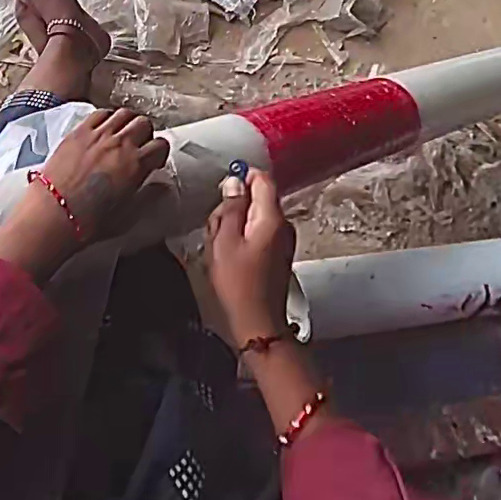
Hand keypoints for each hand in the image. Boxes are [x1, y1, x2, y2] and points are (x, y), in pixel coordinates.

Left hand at [0, 108, 167, 279]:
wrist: (54, 214)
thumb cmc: (89, 220)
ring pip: (124, 113)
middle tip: (139, 145)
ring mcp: (98, 135)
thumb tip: (162, 188)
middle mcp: (120, 144)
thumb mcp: (128, 216)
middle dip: (145, 133)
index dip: (159, 152)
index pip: (160, 145)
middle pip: (144, 123)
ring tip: (122, 134)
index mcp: (136, 164)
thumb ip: (148, 198)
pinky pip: (100, 114)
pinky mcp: (79, 132)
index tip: (154, 159)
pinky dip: (107, 118)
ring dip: (128, 122)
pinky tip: (103, 130)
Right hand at [206, 169, 296, 342]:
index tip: (224, 189)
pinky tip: (228, 255)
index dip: (243, 177)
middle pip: (258, 198)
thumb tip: (234, 182)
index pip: (263, 179)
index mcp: (272, 218)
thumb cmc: (238, 284)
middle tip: (216, 225)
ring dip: (235, 223)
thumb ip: (230, 207)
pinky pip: (258, 232)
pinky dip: (242, 237)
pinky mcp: (277, 254)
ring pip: (256, 215)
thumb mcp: (224, 240)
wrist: (256, 322)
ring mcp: (282, 240)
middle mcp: (283, 226)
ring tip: (220, 244)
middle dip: (234, 205)